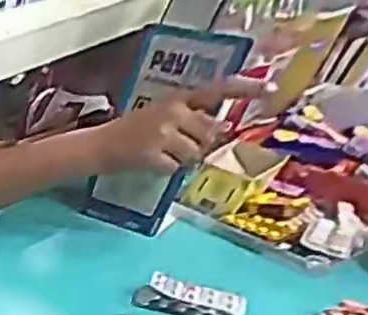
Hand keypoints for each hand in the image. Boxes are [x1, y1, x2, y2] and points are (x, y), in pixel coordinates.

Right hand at [89, 78, 267, 173]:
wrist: (99, 145)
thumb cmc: (128, 134)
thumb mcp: (159, 116)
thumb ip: (186, 120)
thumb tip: (213, 136)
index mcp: (178, 99)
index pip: (217, 90)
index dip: (244, 90)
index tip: (269, 91)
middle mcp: (174, 113)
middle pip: (208, 132)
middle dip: (202, 146)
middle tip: (185, 151)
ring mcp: (162, 134)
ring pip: (193, 153)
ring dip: (185, 161)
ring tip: (167, 160)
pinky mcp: (151, 155)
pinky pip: (174, 168)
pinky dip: (168, 171)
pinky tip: (155, 167)